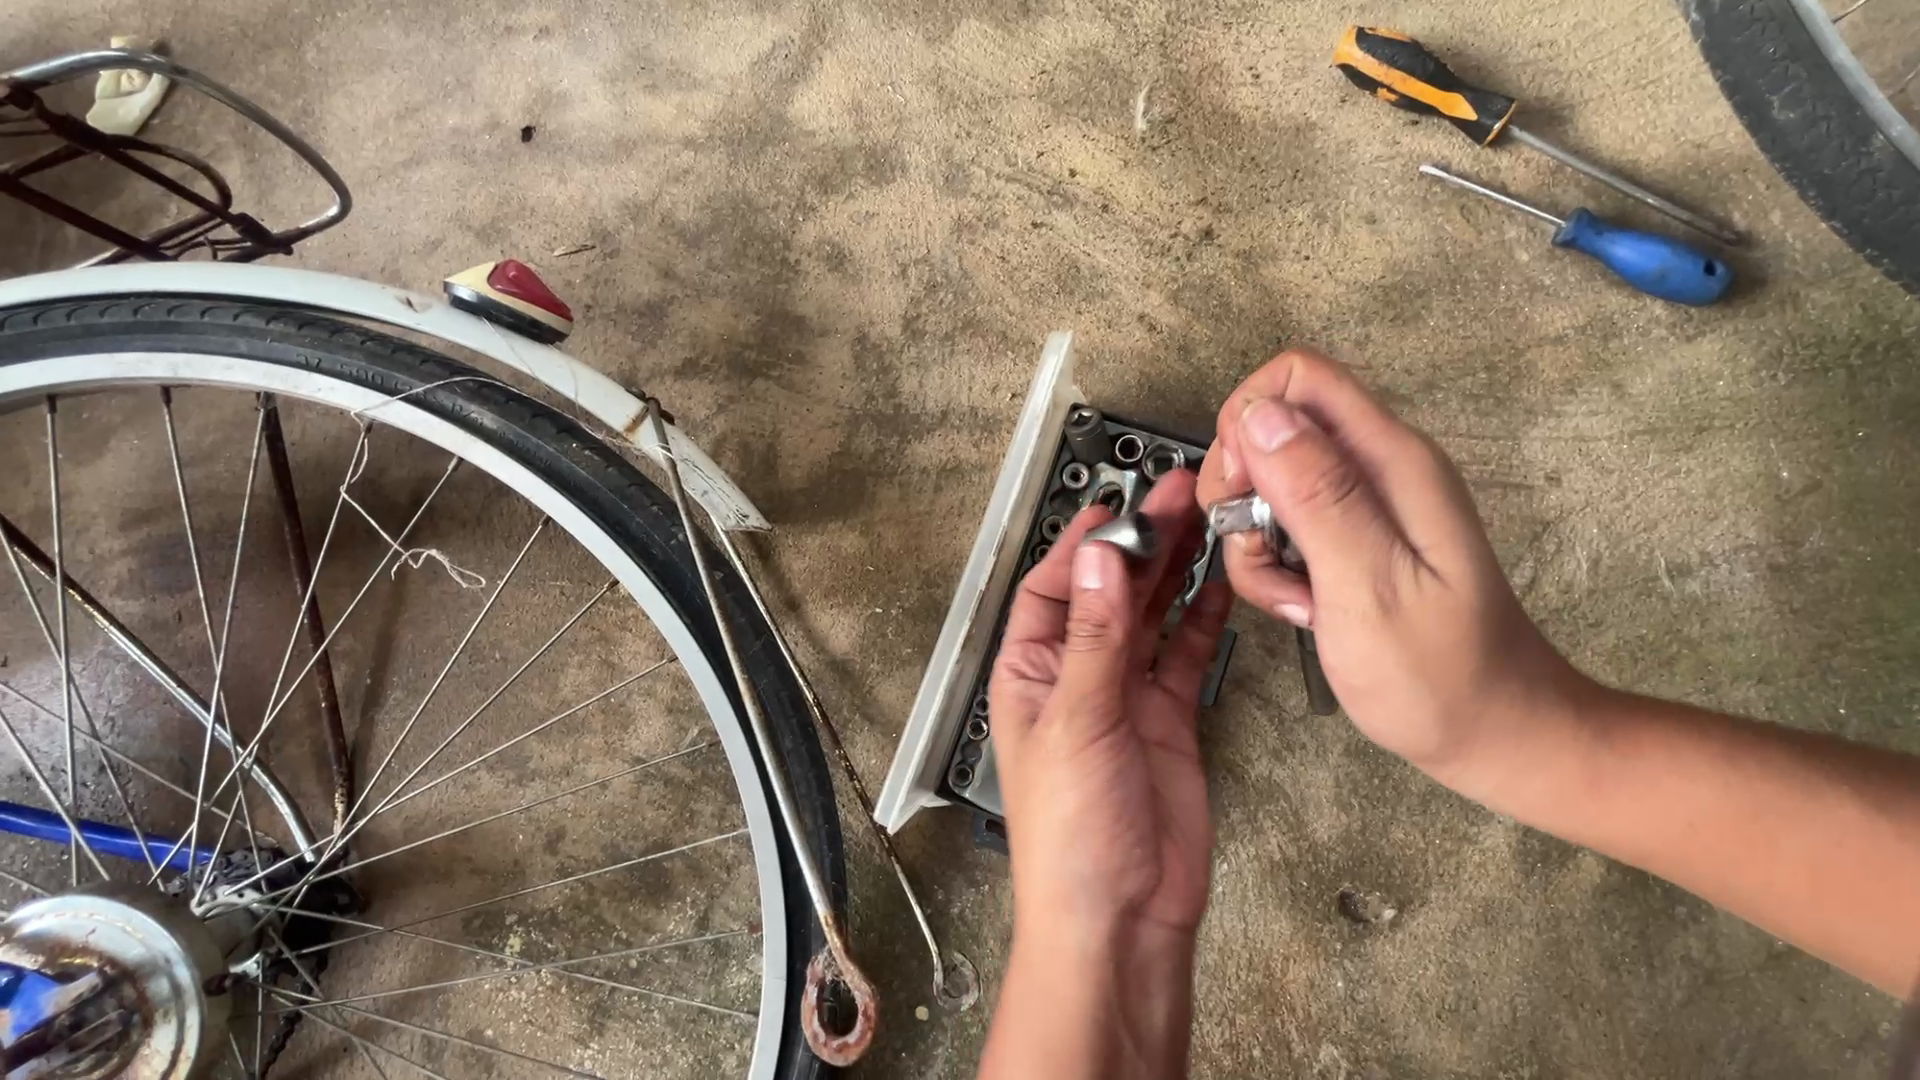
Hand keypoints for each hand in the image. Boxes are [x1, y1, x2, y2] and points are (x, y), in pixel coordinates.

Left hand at [989, 470, 1230, 936]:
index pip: (1054, 587)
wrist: (1121, 918)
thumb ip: (1094, 638)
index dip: (1084, 543)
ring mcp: (1124, 696)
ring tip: (1204, 523)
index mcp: (1030, 672)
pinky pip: (1182, 656)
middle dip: (1141, 545)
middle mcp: (1075, 676)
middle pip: (1108, 593)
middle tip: (1180, 497)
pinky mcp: (1167, 718)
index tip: (1121, 503)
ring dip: (1174, 572)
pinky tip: (1217, 587)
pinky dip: (1199, 622)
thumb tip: (1101, 557)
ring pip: (1149, 617)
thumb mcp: (1076, 722)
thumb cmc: (1070, 834)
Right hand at [1193, 348, 1591, 777]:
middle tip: (1254, 549)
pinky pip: (1278, 528)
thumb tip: (1258, 414)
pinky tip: (1301, 607)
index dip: (1246, 421)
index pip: (1297, 378)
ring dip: (1251, 540)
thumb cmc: (1438, 672)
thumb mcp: (1370, 585)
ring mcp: (1359, 504)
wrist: (1491, 732)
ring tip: (1292, 596)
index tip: (1239, 493)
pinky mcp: (1345, 539)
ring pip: (1263, 486)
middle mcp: (1373, 467)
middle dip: (1239, 488)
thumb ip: (1316, 495)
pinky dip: (1268, 567)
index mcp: (1390, 460)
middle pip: (1268, 429)